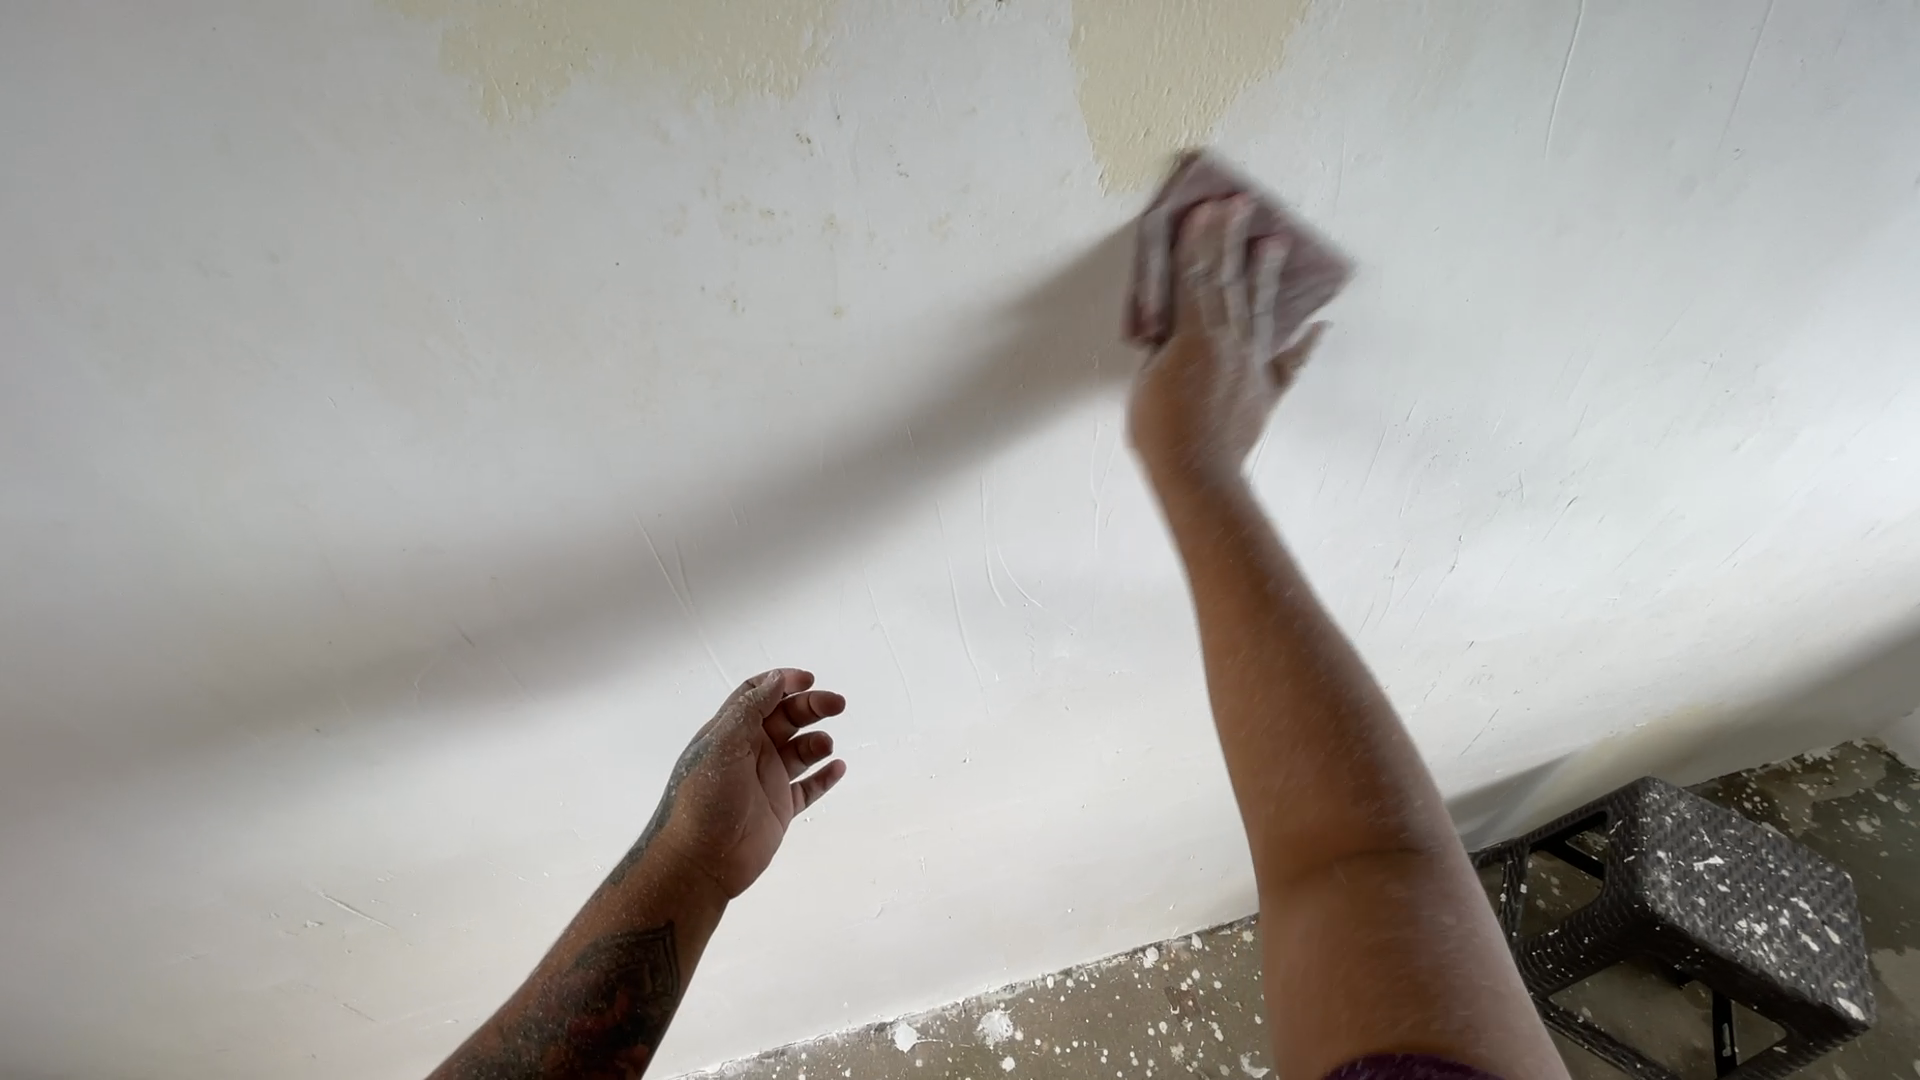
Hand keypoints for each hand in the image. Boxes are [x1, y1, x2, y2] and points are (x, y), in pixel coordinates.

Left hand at [640, 669, 846, 898]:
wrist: (698, 863)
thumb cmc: (704, 799)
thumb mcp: (722, 745)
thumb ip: (750, 709)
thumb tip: (776, 679)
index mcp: (731, 732)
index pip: (758, 694)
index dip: (782, 682)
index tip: (808, 680)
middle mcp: (750, 751)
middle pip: (786, 717)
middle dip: (811, 706)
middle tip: (837, 705)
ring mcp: (767, 780)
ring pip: (801, 750)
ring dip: (817, 741)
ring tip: (825, 746)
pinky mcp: (780, 808)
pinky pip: (809, 787)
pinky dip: (825, 776)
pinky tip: (838, 767)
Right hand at [1128, 196, 1326, 488]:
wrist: (1198, 471)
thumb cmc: (1160, 429)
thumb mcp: (1146, 383)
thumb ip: (1162, 351)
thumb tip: (1171, 334)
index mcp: (1193, 336)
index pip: (1193, 278)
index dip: (1198, 242)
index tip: (1207, 208)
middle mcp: (1228, 340)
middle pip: (1228, 282)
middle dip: (1231, 240)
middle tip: (1242, 204)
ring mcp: (1252, 364)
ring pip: (1260, 309)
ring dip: (1266, 274)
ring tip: (1276, 241)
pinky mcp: (1266, 390)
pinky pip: (1289, 364)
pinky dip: (1305, 345)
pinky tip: (1321, 325)